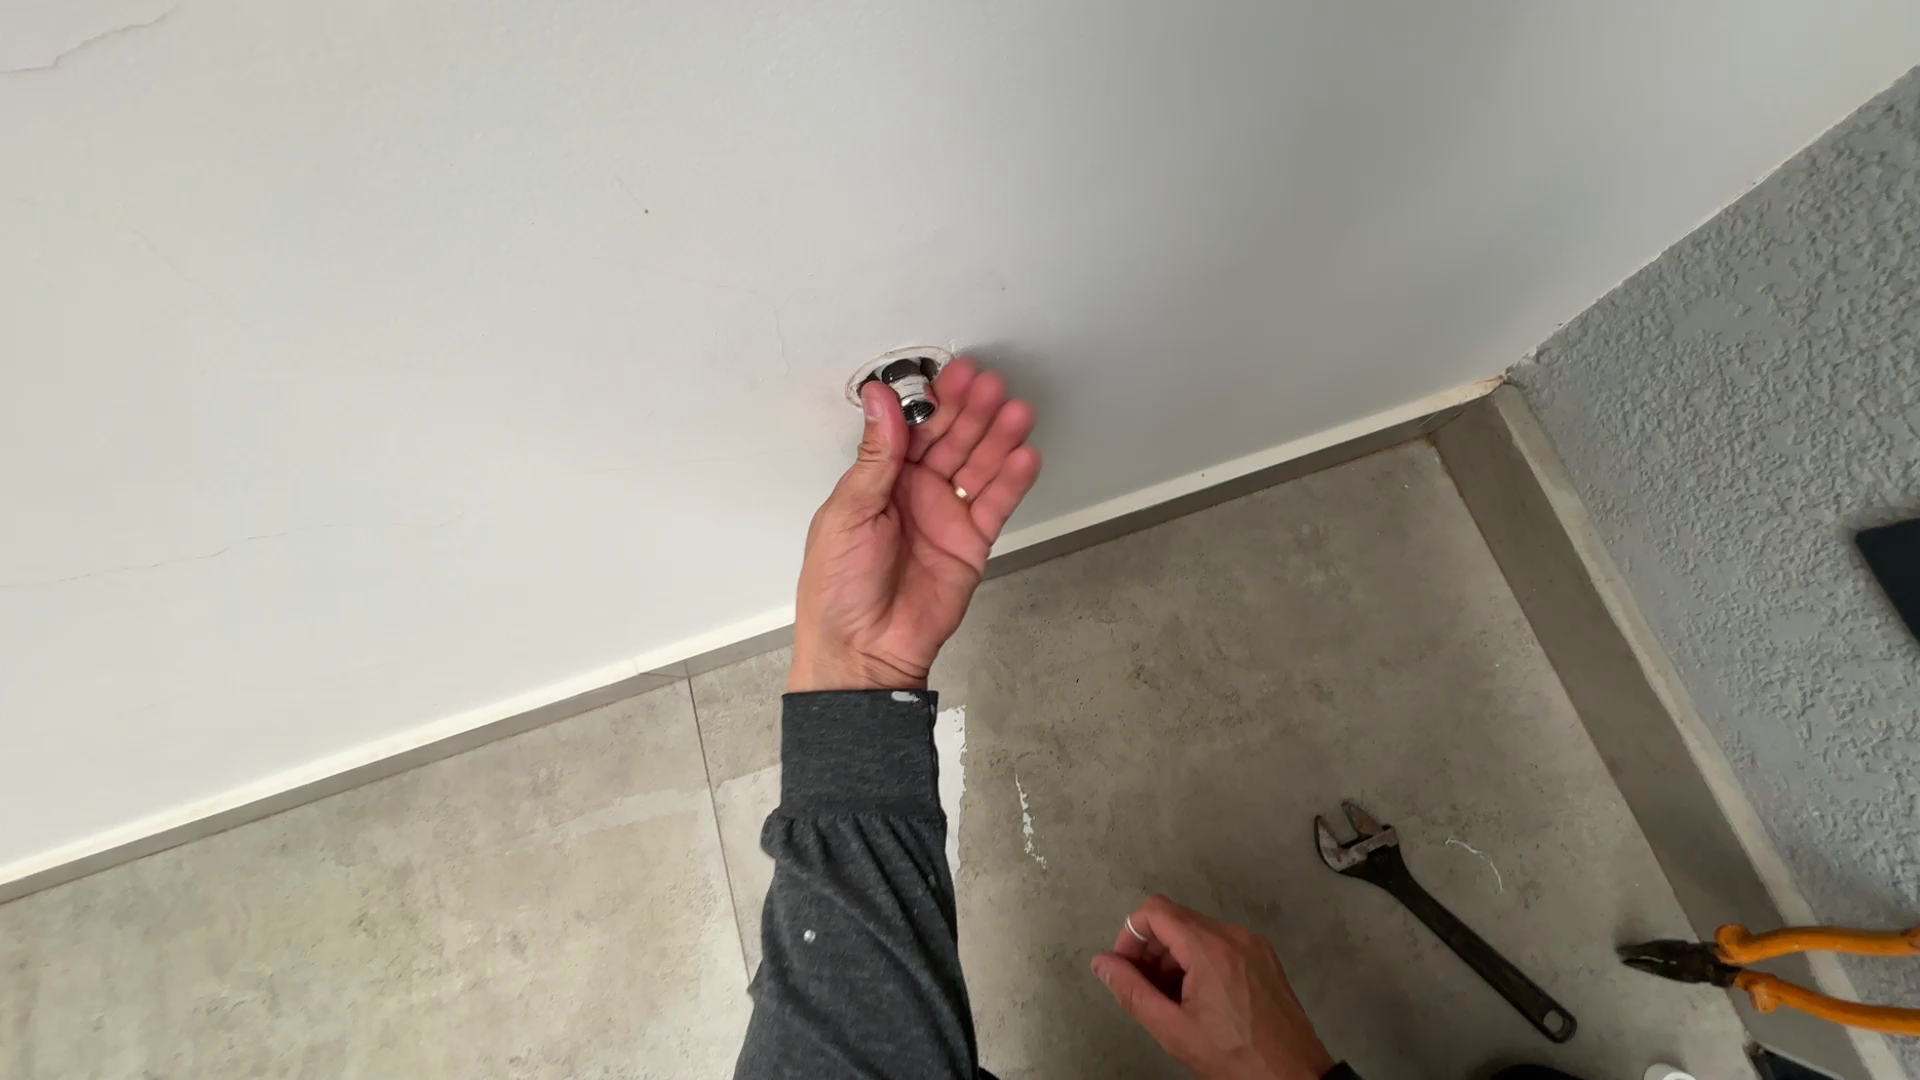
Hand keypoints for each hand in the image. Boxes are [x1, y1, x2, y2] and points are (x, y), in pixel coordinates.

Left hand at [789, 358, 1041, 691]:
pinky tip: (1025, 455)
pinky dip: (1012, 481)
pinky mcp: (972, 543)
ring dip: (998, 439)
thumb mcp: (848, 512)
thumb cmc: (838, 587)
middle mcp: (916, 492)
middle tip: (991, 386)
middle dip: (972, 412)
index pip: (913, 429)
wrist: (863, 649)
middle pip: (951, 441)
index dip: (935, 401)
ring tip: (1017, 412)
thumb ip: (876, 456)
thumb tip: (879, 399)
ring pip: (979, 467)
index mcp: (880, 480)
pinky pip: (996, 505)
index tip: (955, 375)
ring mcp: (946, 516)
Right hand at [1092, 895, 1335, 1079]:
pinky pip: (1219, 941)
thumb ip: (1132, 992)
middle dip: (1151, 948)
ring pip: (1196, 928)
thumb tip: (1101, 962)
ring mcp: (1252, 943)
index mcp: (1209, 947)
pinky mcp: (1264, 955)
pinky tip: (1200, 997)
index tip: (1126, 968)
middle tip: (1146, 988)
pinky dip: (1199, 958)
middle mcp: (1232, 934)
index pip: (1154, 911)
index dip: (1131, 935)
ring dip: (1174, 955)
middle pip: (1174, 918)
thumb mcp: (1175, 1031)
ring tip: (1172, 998)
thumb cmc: (1234, 1059)